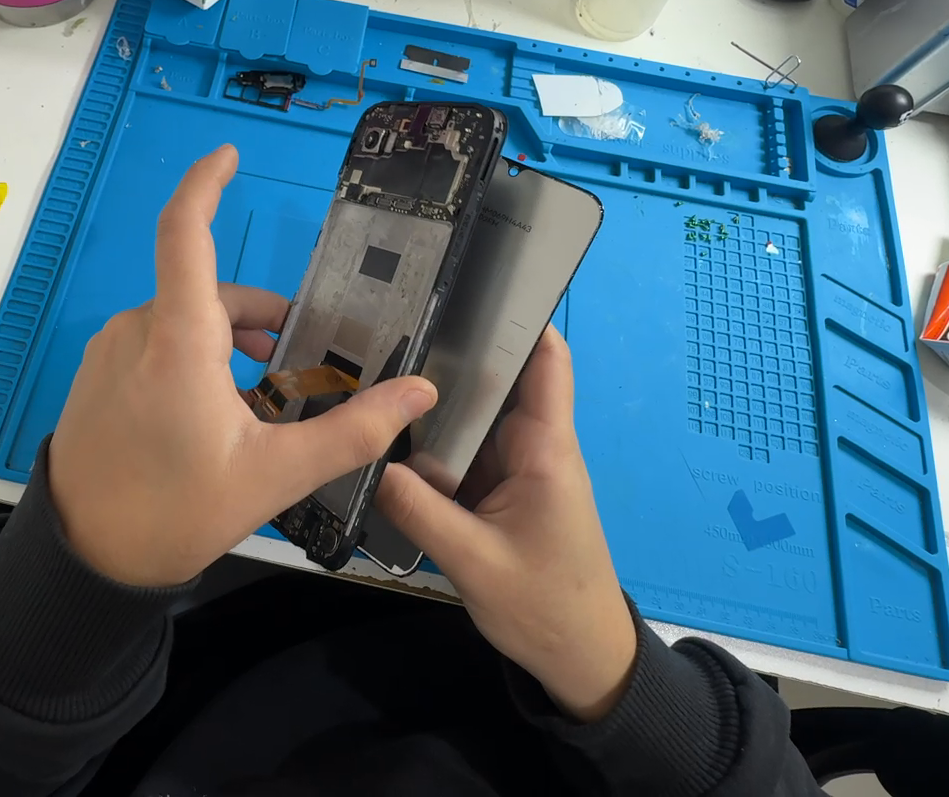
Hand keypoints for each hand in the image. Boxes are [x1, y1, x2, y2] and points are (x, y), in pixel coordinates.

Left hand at [48, 145, 437, 587]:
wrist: (84, 561)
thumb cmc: (175, 513)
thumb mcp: (275, 475)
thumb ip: (352, 430)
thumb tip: (418, 391)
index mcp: (177, 340)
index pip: (184, 232)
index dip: (206, 184)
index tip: (230, 156)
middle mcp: (137, 329)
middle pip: (211, 295)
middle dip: (261, 323)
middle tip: (299, 375)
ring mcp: (111, 351)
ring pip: (185, 322)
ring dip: (230, 345)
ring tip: (259, 403)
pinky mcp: (98, 372)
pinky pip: (157, 343)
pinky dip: (195, 358)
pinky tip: (212, 412)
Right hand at [375, 327, 637, 721]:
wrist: (581, 660)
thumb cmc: (546, 607)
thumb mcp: (475, 562)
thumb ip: (419, 511)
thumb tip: (367, 461)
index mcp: (544, 449)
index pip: (546, 363)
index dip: (521, 318)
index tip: (472, 287)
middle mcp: (531, 444)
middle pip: (499, 378)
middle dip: (456, 348)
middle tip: (394, 323)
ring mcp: (514, 465)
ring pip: (476, 412)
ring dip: (439, 391)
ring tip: (383, 361)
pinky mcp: (498, 486)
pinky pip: (464, 446)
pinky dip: (435, 433)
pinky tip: (394, 421)